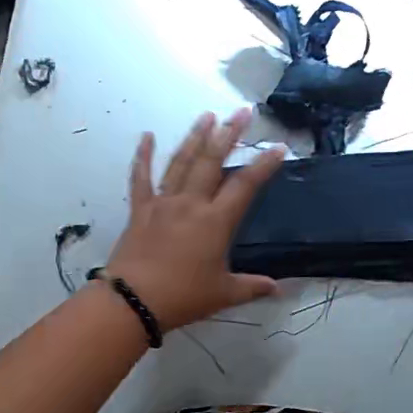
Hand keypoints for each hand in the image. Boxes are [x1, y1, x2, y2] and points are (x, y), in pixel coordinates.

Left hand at [104, 109, 285, 330]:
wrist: (133, 300)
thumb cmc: (183, 297)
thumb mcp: (224, 294)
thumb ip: (252, 287)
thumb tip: (278, 288)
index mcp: (216, 221)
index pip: (245, 185)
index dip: (264, 164)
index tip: (279, 147)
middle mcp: (190, 203)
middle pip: (212, 160)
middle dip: (229, 134)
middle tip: (242, 112)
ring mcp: (163, 203)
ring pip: (181, 162)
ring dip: (195, 137)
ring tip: (207, 115)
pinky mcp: (139, 210)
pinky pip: (141, 177)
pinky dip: (143, 156)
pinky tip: (147, 136)